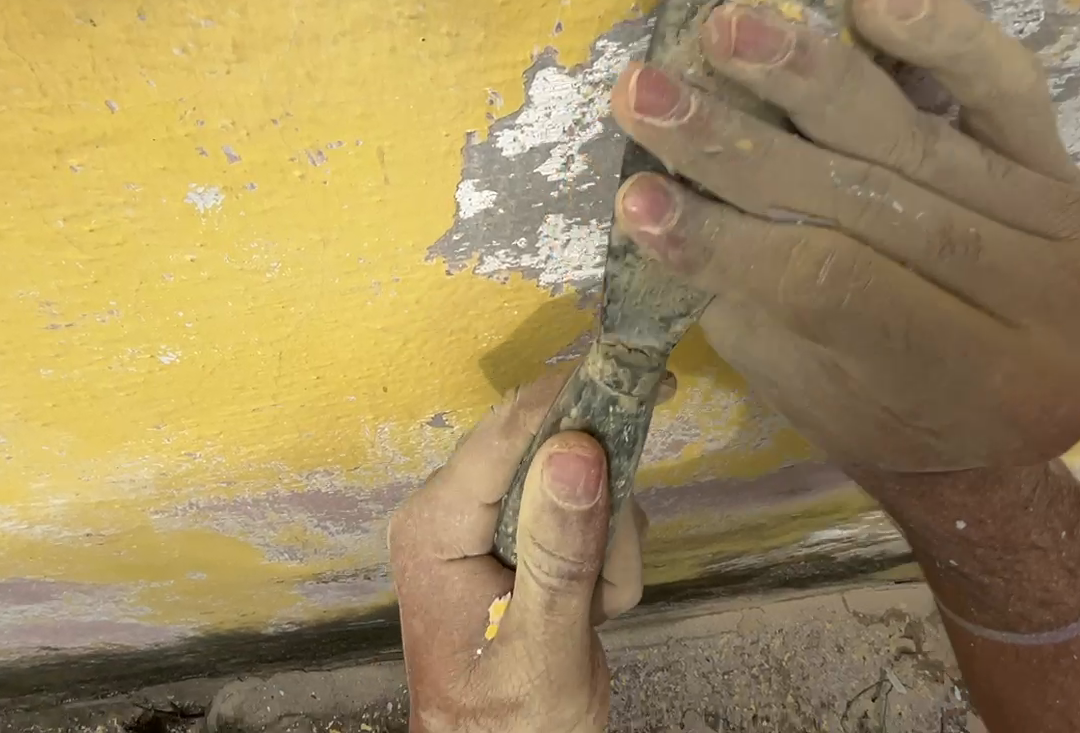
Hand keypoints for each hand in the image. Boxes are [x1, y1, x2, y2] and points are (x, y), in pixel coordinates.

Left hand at [388, 372, 648, 731]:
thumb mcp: (544, 651)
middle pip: (542, 447)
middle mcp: (448, 503)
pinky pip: (576, 504)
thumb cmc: (512, 725)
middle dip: (597, 506)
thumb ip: (559, 553)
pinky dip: (602, 551)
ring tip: (596, 610)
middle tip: (612, 572)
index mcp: (435, 523)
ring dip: (604, 539)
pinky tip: (591, 608)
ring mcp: (478, 514)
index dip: (573, 399)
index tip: (644, 381)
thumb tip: (577, 447)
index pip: (506, 432)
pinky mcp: (509, 527)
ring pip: (571, 476)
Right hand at [608, 0, 1079, 471]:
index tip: (632, 199)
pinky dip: (942, 35)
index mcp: (979, 390)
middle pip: (862, 199)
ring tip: (724, 29)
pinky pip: (1008, 84)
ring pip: (912, 136)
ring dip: (803, 74)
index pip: (826, 285)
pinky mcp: (1071, 170)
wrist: (992, 423)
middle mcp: (1053, 310)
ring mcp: (1077, 232)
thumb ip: (748, 289)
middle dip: (736, 144)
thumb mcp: (798, 380)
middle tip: (646, 94)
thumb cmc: (873, 415)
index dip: (722, 239)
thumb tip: (668, 195)